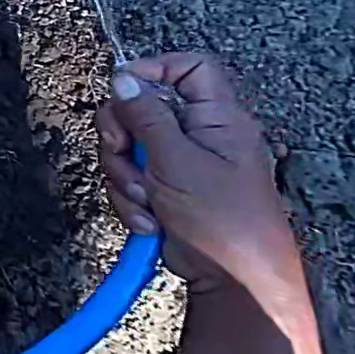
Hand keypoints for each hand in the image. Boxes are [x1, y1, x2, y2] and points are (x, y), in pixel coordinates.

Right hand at [94, 53, 298, 293]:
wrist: (233, 285)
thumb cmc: (222, 221)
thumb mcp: (178, 161)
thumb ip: (147, 116)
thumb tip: (123, 78)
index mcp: (216, 118)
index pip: (190, 68)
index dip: (155, 69)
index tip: (123, 90)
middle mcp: (197, 134)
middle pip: (143, 107)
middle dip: (122, 134)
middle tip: (121, 151)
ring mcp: (178, 162)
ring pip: (129, 145)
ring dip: (124, 174)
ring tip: (144, 200)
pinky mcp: (162, 188)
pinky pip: (129, 177)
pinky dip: (129, 198)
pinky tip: (148, 220)